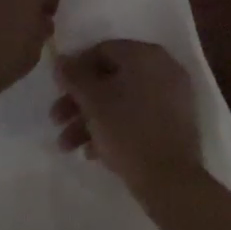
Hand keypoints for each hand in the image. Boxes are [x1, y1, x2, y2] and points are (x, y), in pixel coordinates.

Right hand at [51, 40, 203, 189]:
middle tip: (56, 120)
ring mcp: (172, 98)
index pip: (102, 50)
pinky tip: (92, 153)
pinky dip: (114, 130)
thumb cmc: (127, 130)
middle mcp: (163, 69)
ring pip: (121, 101)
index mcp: (146, 55)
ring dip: (90, 120)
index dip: (75, 69)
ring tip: (68, 146)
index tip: (57, 90)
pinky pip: (137, 118)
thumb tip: (61, 60)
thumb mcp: (93, 101)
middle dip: (79, 101)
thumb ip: (73, 76)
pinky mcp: (174, 124)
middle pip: (110, 79)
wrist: (169, 179)